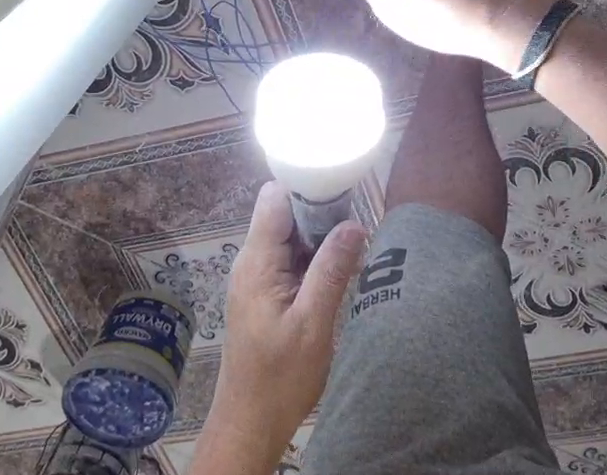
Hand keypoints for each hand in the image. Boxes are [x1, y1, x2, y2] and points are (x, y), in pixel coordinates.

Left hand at [194, 183, 367, 473]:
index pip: (275, 199)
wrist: (250, 423)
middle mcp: (252, 261)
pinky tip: (339, 264)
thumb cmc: (280, 377)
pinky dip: (314, 254)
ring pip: (290, 234)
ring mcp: (257, 277)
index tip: (340, 184)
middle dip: (318, 208)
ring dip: (319, 233)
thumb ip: (332, 270)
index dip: (305, 185)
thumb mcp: (313, 323)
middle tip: (356, 215)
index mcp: (256, 262)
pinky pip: (290, 257)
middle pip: (283, 212)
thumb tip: (355, 223)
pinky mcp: (266, 292)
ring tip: (354, 237)